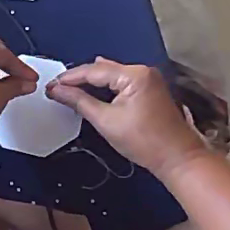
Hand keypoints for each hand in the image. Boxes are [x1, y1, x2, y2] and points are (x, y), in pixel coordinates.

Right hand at [46, 57, 208, 176]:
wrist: (178, 159)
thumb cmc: (146, 141)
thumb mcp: (105, 120)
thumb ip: (78, 101)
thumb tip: (57, 90)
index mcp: (134, 74)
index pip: (93, 71)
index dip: (69, 78)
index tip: (51, 86)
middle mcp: (143, 71)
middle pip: (102, 70)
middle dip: (79, 80)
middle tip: (57, 89)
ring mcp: (148, 80)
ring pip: (111, 76)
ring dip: (91, 83)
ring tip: (69, 91)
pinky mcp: (149, 90)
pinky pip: (120, 83)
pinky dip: (104, 88)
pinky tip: (91, 93)